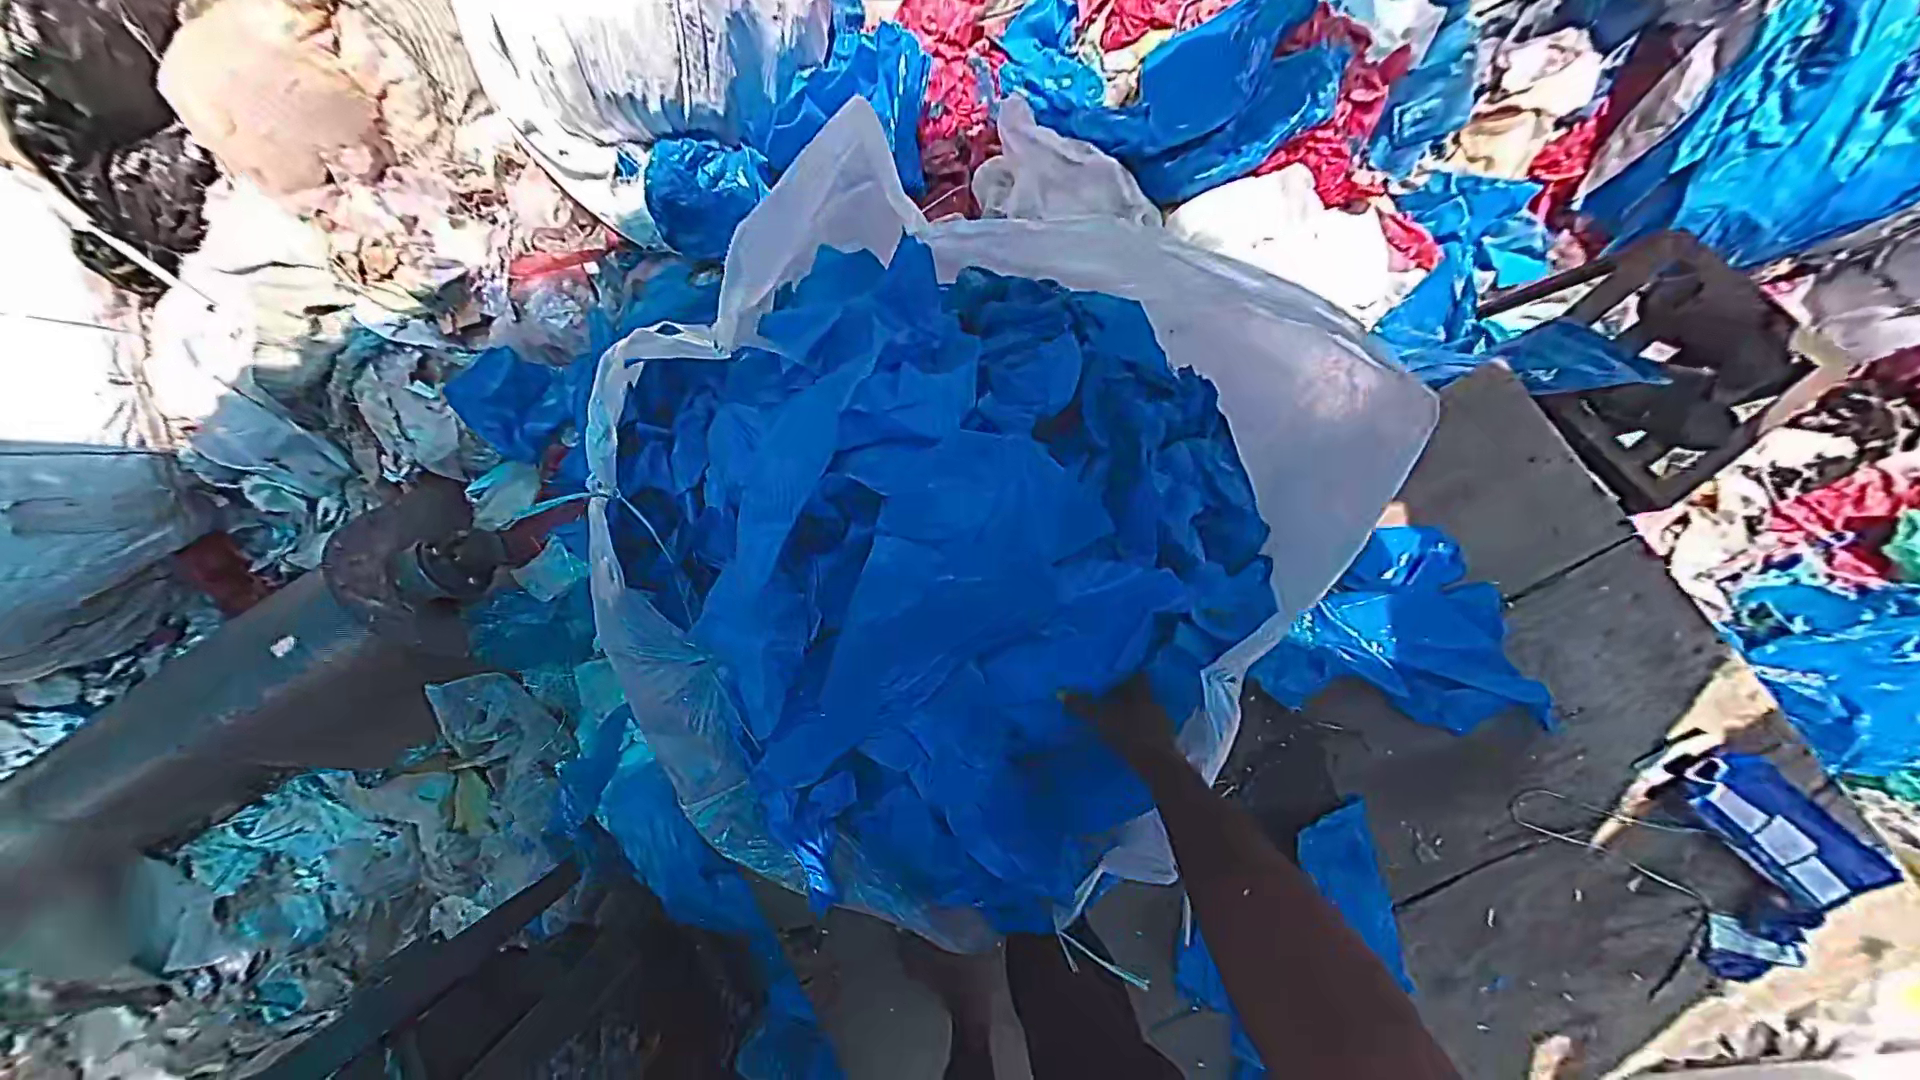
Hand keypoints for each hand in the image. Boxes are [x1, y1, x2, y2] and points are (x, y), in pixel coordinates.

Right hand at [1064, 674, 1179, 772]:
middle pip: (1139, 693)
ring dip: (1130, 712)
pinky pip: (1147, 727)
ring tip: (1113, 714)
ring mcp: (1162, 723)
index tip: (1111, 673)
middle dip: (1124, 693)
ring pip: (1143, 711)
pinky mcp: (1163, 741)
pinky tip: (1124, 733)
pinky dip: (1135, 728)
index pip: (1137, 675)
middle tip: (1106, 694)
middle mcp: (1155, 704)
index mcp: (1143, 692)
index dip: (1125, 673)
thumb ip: (1082, 706)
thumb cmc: (1130, 734)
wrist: (1157, 767)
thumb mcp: (1101, 718)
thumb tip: (1060, 692)